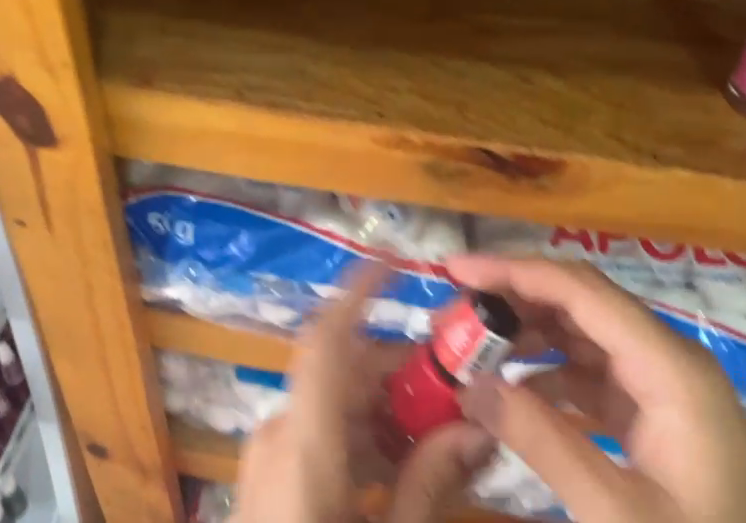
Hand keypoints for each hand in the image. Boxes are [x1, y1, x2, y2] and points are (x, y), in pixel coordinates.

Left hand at [233, 263, 498, 522]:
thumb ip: (432, 480)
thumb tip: (480, 425)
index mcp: (307, 441)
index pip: (326, 340)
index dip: (358, 293)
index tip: (397, 266)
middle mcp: (280, 432)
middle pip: (342, 374)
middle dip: (401, 374)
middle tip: (460, 396)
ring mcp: (267, 455)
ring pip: (332, 405)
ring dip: (384, 412)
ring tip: (439, 443)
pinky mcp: (265, 479)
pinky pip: (317, 435)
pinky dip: (358, 438)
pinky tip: (396, 473)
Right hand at [447, 255, 745, 522]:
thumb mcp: (617, 514)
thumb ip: (542, 442)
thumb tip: (470, 385)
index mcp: (667, 366)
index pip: (579, 290)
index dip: (512, 271)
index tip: (452, 270)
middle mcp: (666, 360)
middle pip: (580, 304)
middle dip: (512, 302)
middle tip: (450, 319)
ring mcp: (665, 389)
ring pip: (583, 338)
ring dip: (527, 338)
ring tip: (470, 352)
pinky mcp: (659, 419)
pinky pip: (593, 378)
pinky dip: (548, 377)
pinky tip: (512, 395)